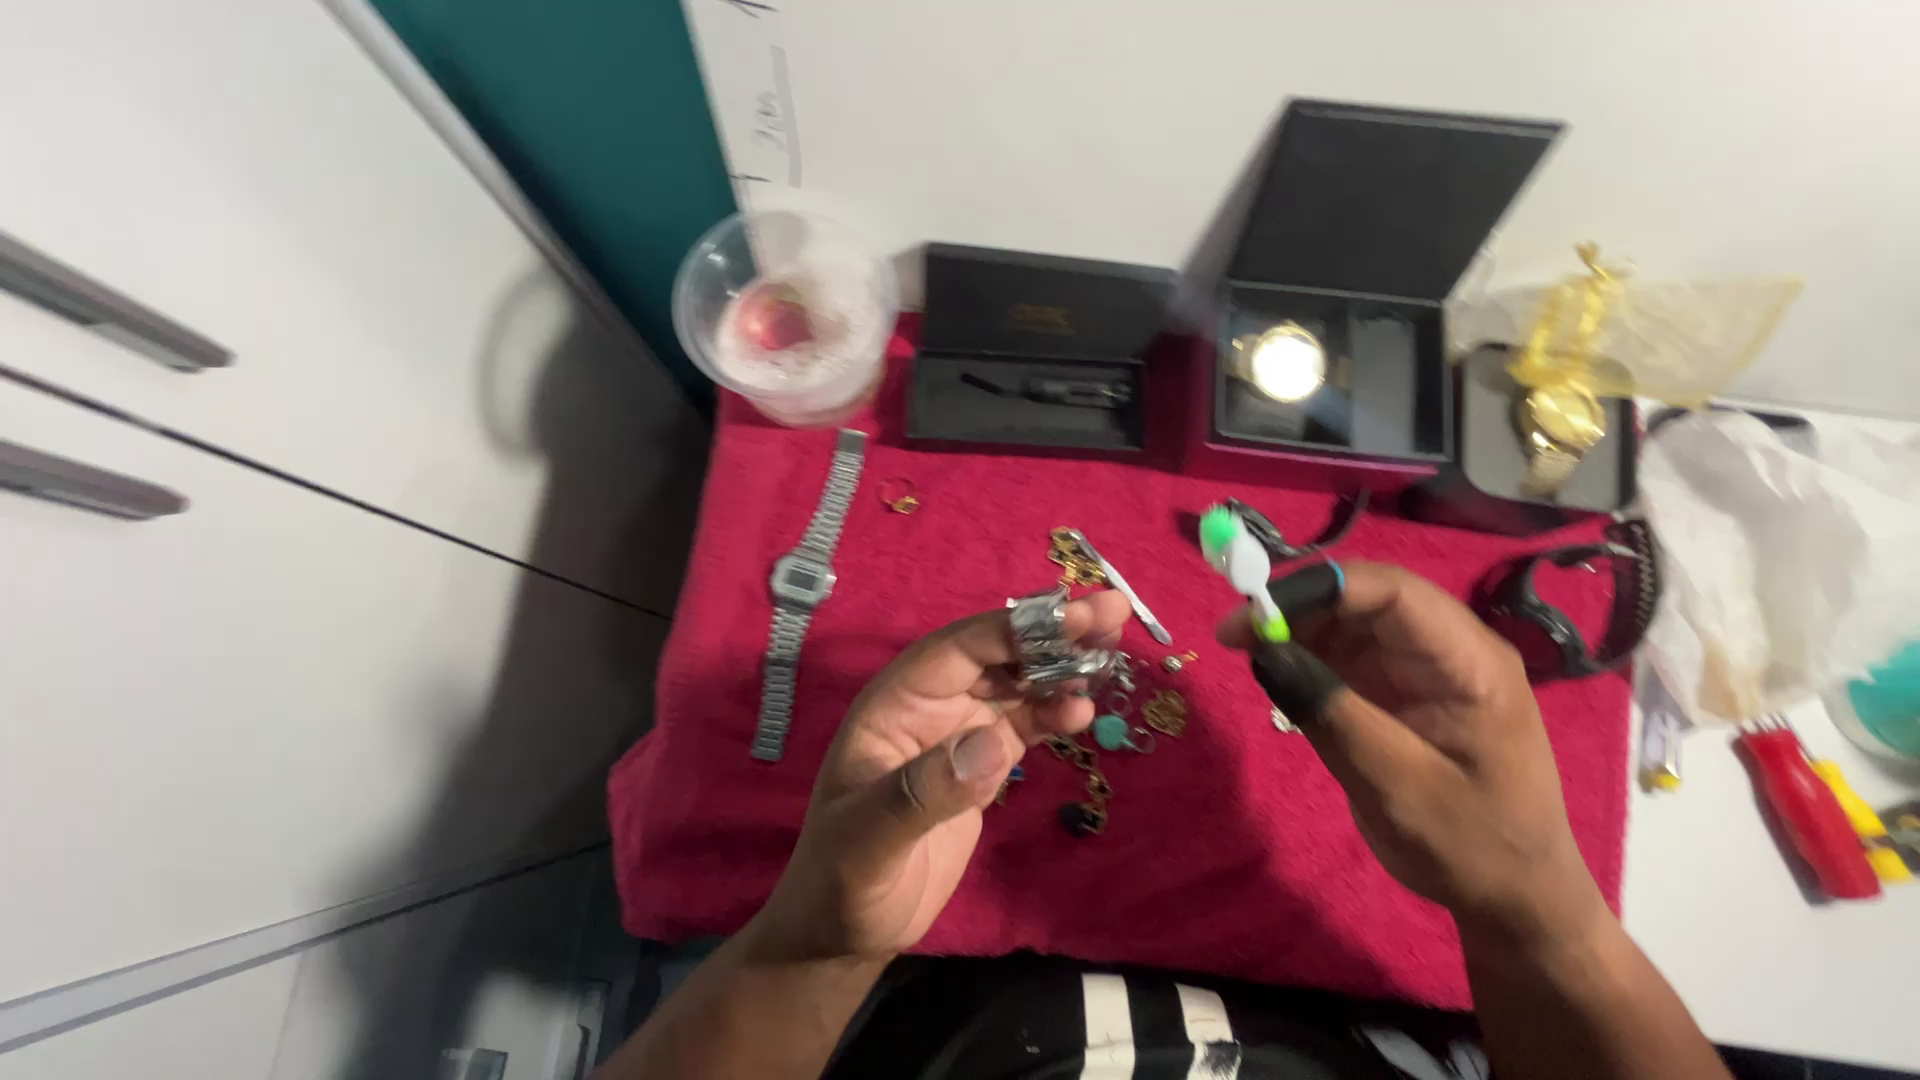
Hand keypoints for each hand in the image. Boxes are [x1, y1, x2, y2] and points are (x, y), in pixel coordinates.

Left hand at [748, 591, 1132, 963]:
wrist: (848, 930)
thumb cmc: (843, 883)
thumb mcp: (869, 842)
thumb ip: (922, 792)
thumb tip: (991, 744)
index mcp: (893, 704)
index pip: (957, 650)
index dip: (1014, 630)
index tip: (1072, 617)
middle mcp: (927, 706)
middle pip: (995, 655)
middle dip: (1050, 633)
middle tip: (1111, 612)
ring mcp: (956, 734)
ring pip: (1014, 684)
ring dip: (1060, 666)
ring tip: (1112, 651)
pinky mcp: (979, 765)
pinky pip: (1022, 724)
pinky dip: (1053, 713)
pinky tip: (1083, 710)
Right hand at [1216, 561, 1608, 946]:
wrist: (1512, 896)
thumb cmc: (1470, 844)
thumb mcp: (1396, 785)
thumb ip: (1331, 714)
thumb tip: (1262, 652)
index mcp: (1470, 663)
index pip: (1393, 592)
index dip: (1320, 587)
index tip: (1255, 611)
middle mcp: (1447, 649)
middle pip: (1365, 597)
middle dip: (1297, 605)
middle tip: (1235, 635)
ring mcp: (1421, 666)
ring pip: (1348, 618)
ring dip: (1295, 627)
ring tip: (1247, 651)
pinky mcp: (1397, 686)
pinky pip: (1344, 650)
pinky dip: (1304, 653)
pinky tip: (1275, 670)